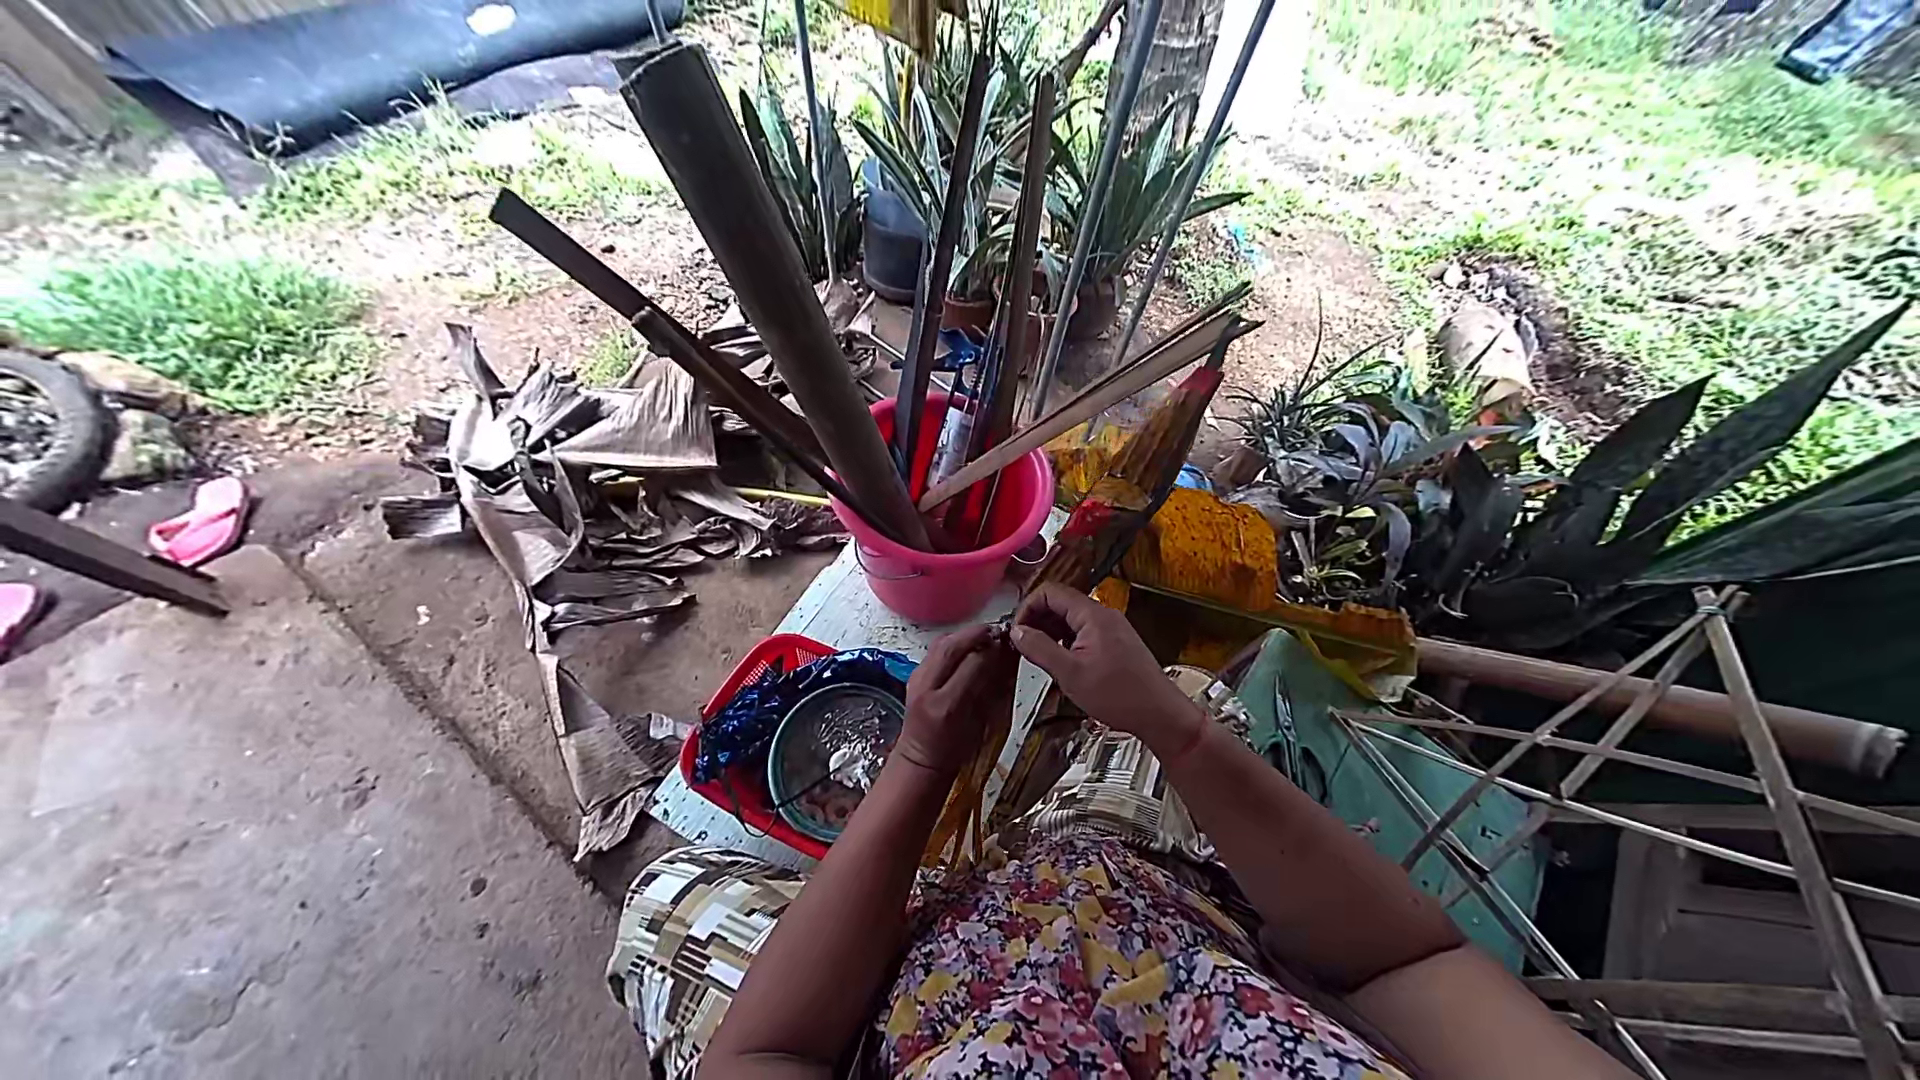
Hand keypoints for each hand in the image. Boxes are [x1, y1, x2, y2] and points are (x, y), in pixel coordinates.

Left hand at [893, 625, 1016, 778]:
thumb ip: (989, 691)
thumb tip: (1004, 661)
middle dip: (975, 634)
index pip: (971, 665)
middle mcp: (926, 688)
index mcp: (945, 706)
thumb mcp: (979, 724)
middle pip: (949, 647)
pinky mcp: (914, 675)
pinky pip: (934, 650)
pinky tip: (967, 644)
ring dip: (963, 635)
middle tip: (996, 631)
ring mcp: (916, 680)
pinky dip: (953, 642)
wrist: (920, 759)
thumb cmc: (954, 749)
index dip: (990, 650)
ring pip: (939, 644)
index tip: (1006, 643)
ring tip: (984, 635)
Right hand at [1010, 584, 1204, 754]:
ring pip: (1070, 618)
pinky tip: (1059, 661)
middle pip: (1060, 602)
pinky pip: (1082, 631)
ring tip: (1038, 655)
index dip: (1027, 608)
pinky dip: (1065, 640)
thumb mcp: (1070, 673)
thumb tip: (1017, 632)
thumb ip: (1039, 648)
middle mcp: (1103, 615)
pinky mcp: (1115, 642)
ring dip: (1050, 631)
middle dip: (1037, 620)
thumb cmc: (1122, 696)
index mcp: (1092, 615)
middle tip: (1023, 643)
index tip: (1017, 630)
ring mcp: (1111, 628)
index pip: (1050, 592)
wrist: (1160, 715)